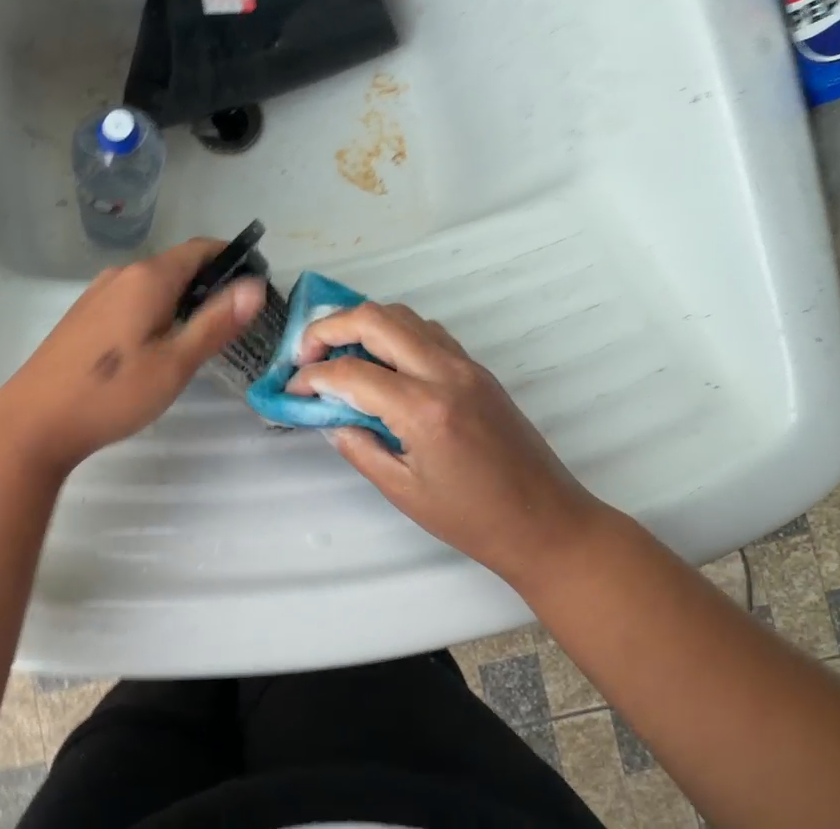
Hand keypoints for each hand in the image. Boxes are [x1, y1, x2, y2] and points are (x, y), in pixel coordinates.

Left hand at [0, 239, 265, 471]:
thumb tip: (254, 286)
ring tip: (199, 344)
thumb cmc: (111, 393)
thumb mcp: (175, 363)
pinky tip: (155, 353)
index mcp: (147, 278)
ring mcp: (96, 296)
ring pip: (152, 289)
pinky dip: (154, 316)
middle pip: (176, 268)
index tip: (256, 287)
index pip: (200, 249)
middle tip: (234, 326)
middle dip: (209, 287)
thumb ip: (215, 323)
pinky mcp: (82, 319)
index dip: (232, 261)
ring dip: (180, 305)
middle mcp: (120, 276)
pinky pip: (130, 304)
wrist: (33, 423)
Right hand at [288, 303, 609, 584]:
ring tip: (336, 354)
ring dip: (361, 324)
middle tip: (305, 355)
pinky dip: (393, 333)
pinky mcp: (477, 369)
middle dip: (328, 328)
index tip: (291, 390)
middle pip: (375, 318)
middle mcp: (445, 373)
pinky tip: (379, 362)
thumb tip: (327, 418)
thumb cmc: (473, 519)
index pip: (350, 373)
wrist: (548, 522)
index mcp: (424, 410)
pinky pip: (426, 332)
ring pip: (403, 315)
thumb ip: (358, 446)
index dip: (311, 378)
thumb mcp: (402, 490)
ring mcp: (465, 365)